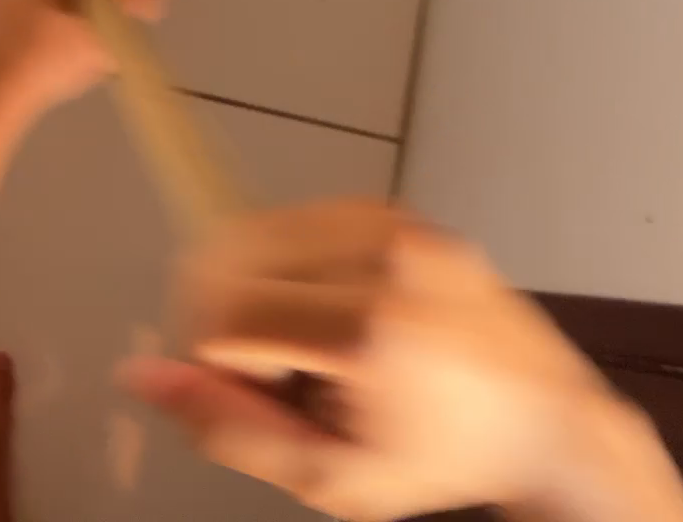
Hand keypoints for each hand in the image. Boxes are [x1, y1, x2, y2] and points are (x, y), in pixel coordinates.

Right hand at [120, 201, 682, 521]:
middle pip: (223, 260)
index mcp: (367, 331)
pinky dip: (275, 261)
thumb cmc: (433, 460)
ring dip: (246, 283)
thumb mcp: (327, 477)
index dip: (221, 361)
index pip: (222, 318)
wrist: (548, 417)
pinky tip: (317, 300)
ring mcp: (385, 222)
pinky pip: (283, 220)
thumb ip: (224, 426)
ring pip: (244, 233)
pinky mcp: (385, 206)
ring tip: (299, 332)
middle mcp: (374, 257)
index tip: (268, 394)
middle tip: (272, 364)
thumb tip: (134, 372)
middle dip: (221, 313)